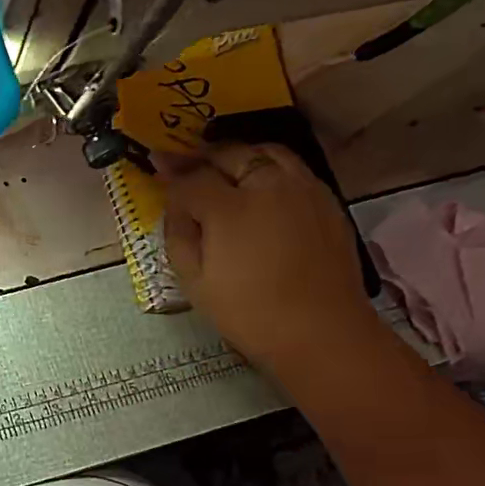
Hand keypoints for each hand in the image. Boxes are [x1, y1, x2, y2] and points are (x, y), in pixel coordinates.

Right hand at [160, 143, 377, 367]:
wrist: (321, 333)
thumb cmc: (248, 312)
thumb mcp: (193, 281)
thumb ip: (178, 235)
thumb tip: (176, 208)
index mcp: (230, 208)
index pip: (192, 179)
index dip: (171, 175)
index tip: (157, 169)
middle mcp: (268, 187)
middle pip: (230, 154)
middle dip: (203, 158)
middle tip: (186, 165)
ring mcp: (303, 190)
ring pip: (267, 152)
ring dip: (240, 156)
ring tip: (226, 169)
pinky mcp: (327, 202)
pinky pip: (294, 169)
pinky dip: (271, 169)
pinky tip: (262, 189)